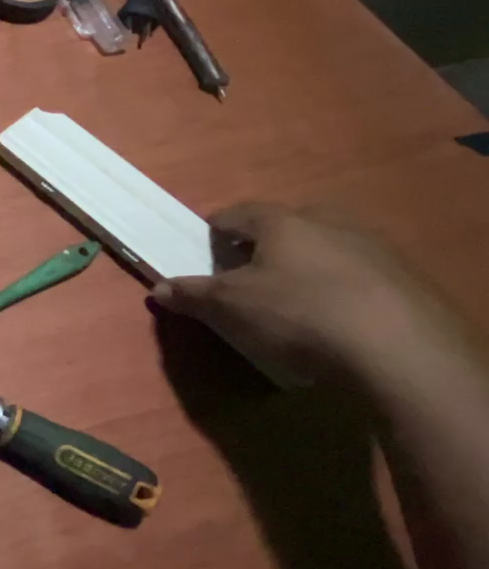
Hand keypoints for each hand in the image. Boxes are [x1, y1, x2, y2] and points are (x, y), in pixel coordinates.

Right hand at [152, 202, 474, 387]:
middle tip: (249, 277)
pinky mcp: (409, 282)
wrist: (403, 355)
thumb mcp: (228, 307)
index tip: (205, 257)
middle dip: (265, 246)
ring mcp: (377, 250)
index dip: (213, 233)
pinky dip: (340, 289)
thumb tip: (159, 289)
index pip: (235, 213)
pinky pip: (359, 275)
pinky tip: (334, 319)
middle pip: (287, 226)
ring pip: (326, 249)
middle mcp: (331, 224)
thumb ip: (191, 294)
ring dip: (306, 267)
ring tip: (291, 302)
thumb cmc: (297, 315)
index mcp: (283, 222)